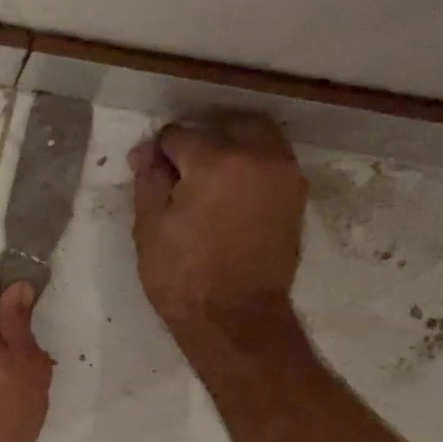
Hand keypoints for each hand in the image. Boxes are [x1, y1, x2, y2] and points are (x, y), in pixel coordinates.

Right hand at [130, 112, 308, 359]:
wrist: (235, 317)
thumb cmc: (182, 277)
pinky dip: (252, 167)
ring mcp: (284, 175)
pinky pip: (273, 163)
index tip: (151, 172)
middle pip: (230, 125)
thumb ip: (149, 182)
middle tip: (182, 167)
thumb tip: (146, 150)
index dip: (160, 152)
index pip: (181, 135)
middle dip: (204, 137)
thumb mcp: (150, 229)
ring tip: (209, 180)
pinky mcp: (296, 196)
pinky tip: (231, 194)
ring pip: (258, 138)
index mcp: (215, 161)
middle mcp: (258, 156)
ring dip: (233, 147)